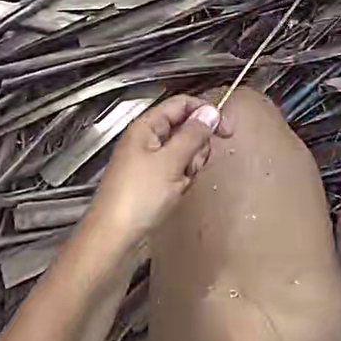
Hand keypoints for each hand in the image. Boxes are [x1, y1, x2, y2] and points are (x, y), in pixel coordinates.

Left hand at [87, 96, 229, 238]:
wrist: (113, 236)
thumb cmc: (136, 198)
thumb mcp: (171, 162)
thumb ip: (193, 135)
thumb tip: (210, 112)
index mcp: (146, 126)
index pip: (182, 105)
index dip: (206, 113)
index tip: (226, 130)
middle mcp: (146, 139)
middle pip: (185, 129)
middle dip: (197, 148)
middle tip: (192, 165)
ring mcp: (148, 160)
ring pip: (184, 153)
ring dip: (189, 167)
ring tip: (179, 184)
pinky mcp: (150, 180)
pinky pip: (176, 171)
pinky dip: (181, 182)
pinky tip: (174, 194)